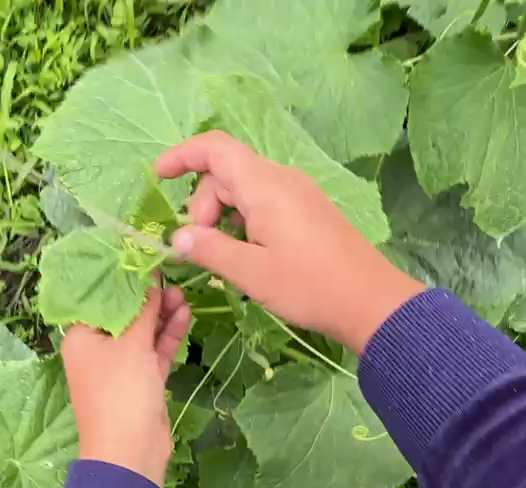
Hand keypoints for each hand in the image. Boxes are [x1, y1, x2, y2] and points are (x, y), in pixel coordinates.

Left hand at [60, 286, 190, 486]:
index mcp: (81, 338)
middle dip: (146, 295)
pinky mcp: (141, 382)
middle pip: (123, 313)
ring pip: (142, 333)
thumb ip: (143, 308)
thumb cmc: (121, 393)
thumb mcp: (131, 344)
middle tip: (169, 274)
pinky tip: (184, 314)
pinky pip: (154, 352)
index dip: (121, 277)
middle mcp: (97, 350)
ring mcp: (120, 368)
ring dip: (161, 314)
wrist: (130, 453)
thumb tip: (149, 276)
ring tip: (181, 292)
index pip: (99, 297)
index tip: (143, 257)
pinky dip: (167, 336)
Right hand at [156, 132, 425, 353]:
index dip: (182, 155)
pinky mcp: (308, 212)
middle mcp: (282, 180)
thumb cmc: (308, 286)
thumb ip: (209, 250)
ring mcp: (298, 194)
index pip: (215, 148)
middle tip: (201, 250)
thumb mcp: (251, 273)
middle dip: (203, 205)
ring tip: (225, 259)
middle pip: (227, 173)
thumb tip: (178, 238)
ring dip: (224, 217)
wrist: (368, 301)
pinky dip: (245, 222)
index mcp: (265, 186)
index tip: (158, 177)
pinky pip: (265, 204)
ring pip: (245, 190)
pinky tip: (249, 256)